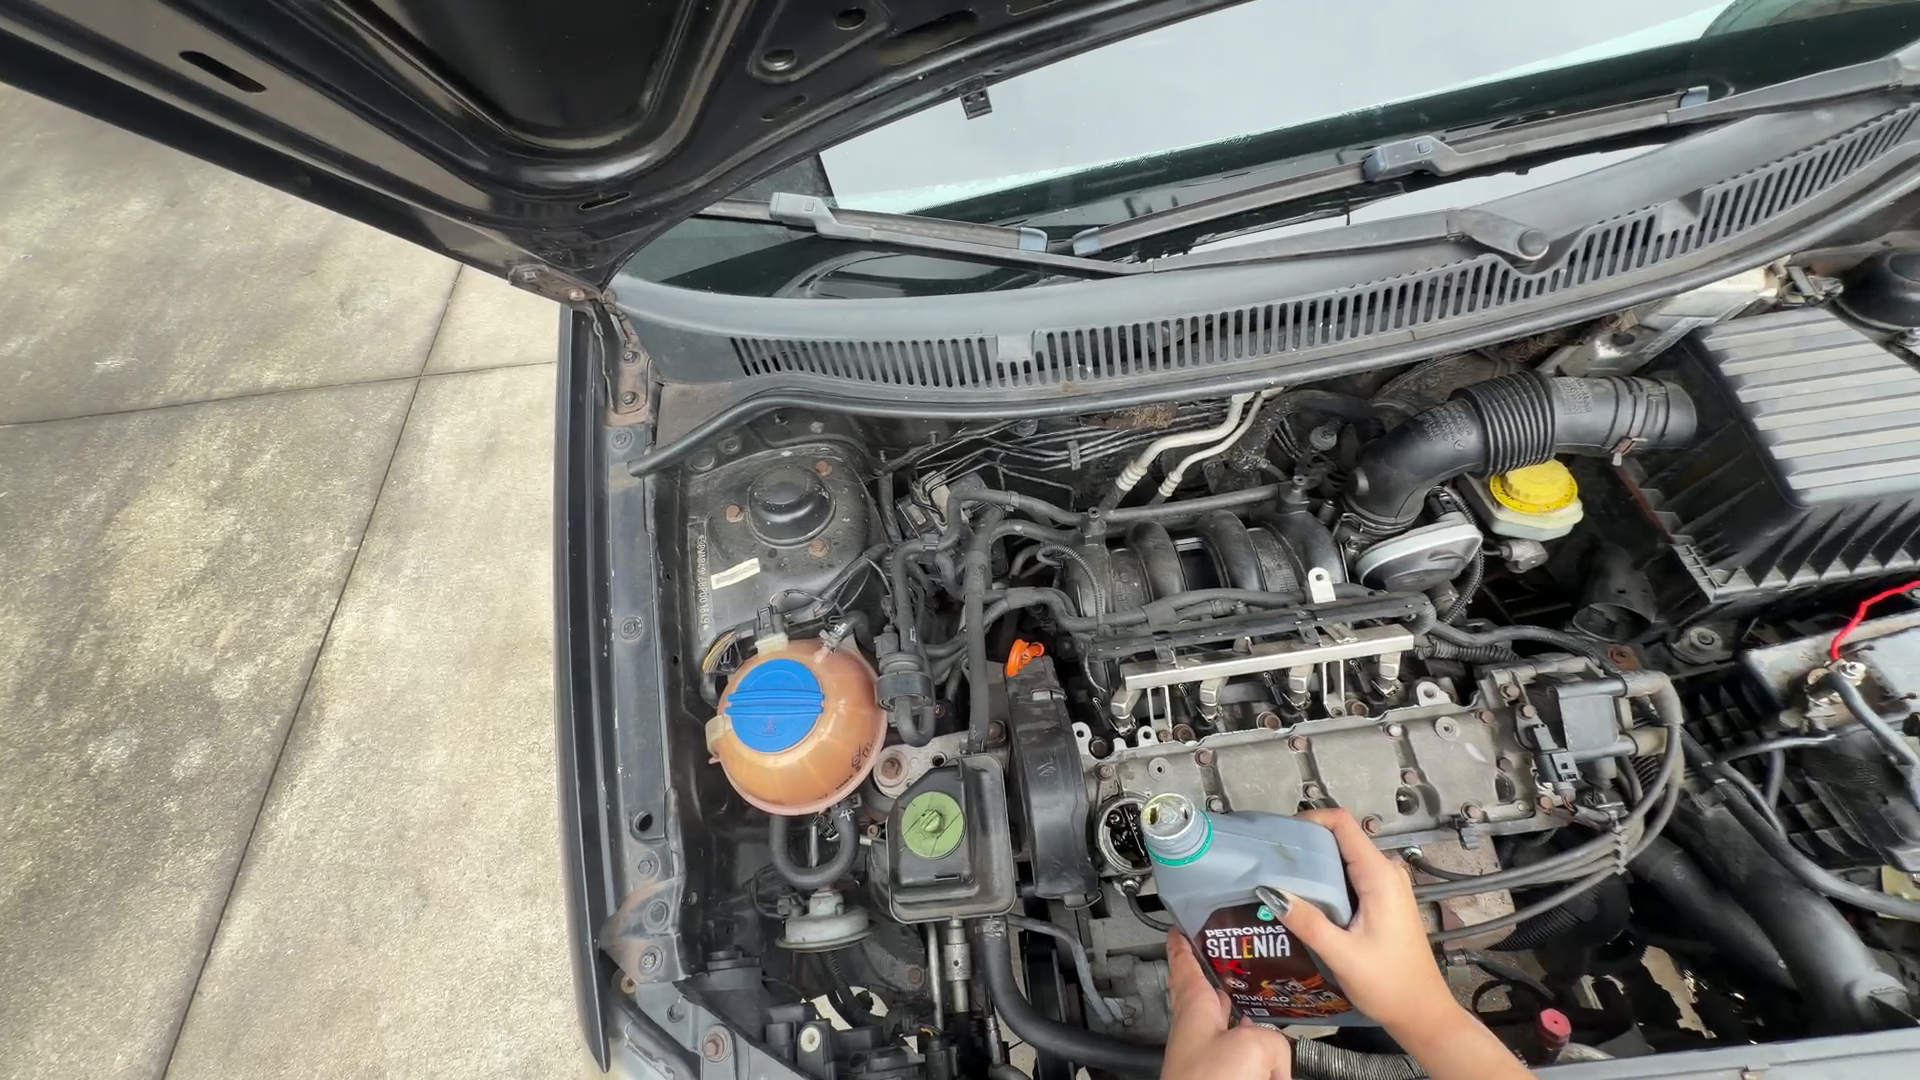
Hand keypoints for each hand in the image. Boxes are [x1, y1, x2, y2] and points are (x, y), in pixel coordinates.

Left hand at [1164, 931, 1291, 1079]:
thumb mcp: (1252, 1049)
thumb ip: (1273, 1040)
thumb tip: (1276, 1054)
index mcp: (1192, 1003)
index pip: (1183, 959)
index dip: (1181, 940)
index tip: (1178, 925)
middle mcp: (1195, 1026)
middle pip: (1208, 992)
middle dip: (1223, 981)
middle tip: (1236, 965)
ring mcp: (1205, 1056)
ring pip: (1231, 1030)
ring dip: (1249, 1029)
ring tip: (1266, 1024)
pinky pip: (1243, 1063)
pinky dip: (1259, 1062)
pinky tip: (1270, 1066)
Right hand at [1271, 808, 1454, 1036]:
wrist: (1426, 1017)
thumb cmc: (1390, 985)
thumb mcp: (1343, 956)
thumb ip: (1307, 922)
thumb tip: (1269, 890)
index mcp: (1379, 875)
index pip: (1342, 822)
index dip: (1310, 819)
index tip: (1282, 836)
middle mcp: (1386, 871)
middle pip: (1340, 836)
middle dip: (1306, 841)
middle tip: (1275, 860)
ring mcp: (1387, 884)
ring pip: (1344, 854)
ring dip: (1315, 860)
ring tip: (1284, 876)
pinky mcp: (1384, 898)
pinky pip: (1350, 871)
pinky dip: (1327, 876)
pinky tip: (1308, 895)